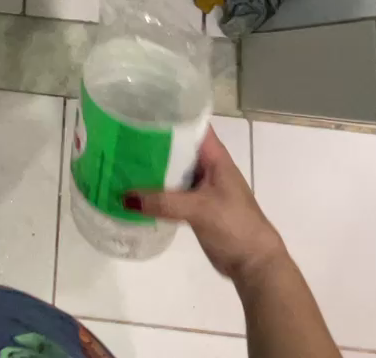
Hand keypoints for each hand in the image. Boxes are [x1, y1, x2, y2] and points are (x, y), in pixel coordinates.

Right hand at [128, 129, 288, 285]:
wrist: (255, 264)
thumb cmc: (235, 225)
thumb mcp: (199, 209)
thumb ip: (162, 202)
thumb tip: (124, 197)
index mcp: (214, 156)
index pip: (190, 124)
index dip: (169, 114)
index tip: (140, 110)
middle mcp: (207, 165)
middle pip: (177, 145)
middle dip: (152, 139)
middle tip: (122, 133)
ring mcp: (201, 185)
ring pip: (172, 168)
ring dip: (152, 165)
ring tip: (121, 156)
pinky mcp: (195, 205)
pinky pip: (171, 190)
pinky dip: (155, 188)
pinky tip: (134, 187)